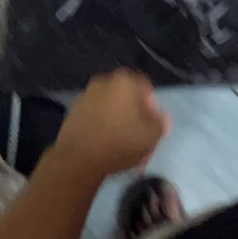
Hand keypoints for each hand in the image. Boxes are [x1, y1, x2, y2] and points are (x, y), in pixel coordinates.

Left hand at [49, 69, 170, 178]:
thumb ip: (160, 124)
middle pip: (126, 95)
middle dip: (135, 113)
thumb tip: (163, 118)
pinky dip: (101, 123)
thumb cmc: (120, 142)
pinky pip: (95, 114)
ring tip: (122, 143)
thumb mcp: (150, 137)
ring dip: (117, 119)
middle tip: (139, 135)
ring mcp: (87, 94)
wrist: (79, 157)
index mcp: (125, 81)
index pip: (145, 87)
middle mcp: (105, 81)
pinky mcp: (74, 110)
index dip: (152, 106)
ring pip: (110, 105)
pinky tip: (105, 143)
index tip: (152, 125)